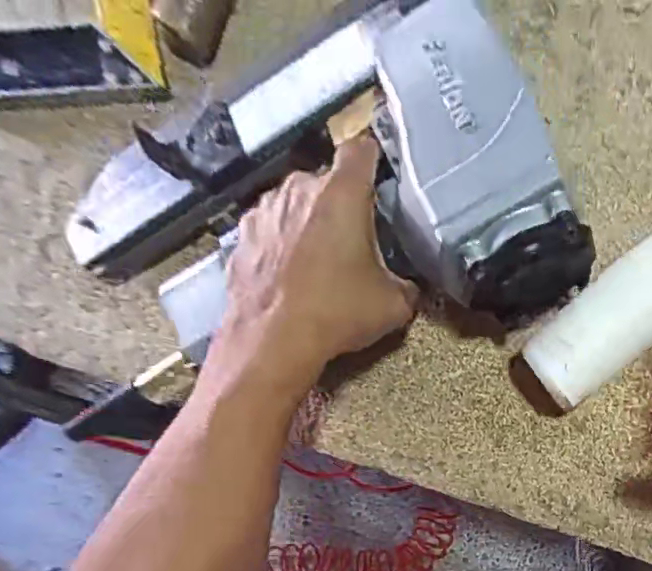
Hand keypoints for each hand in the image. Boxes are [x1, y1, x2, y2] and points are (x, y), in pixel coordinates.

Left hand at [205, 135, 418, 399]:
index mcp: (342, 195)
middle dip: (345, 204)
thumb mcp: (395, 306)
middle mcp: (300, 189)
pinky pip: (274, 228)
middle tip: (361, 240)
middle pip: (328, 181)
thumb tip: (407, 286)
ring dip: (313, 222)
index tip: (383, 176)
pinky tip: (298, 274)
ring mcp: (266, 208)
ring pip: (299, 203)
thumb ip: (407, 286)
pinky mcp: (244, 233)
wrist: (275, 338)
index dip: (375, 160)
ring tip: (328, 261)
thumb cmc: (337, 312)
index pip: (361, 150)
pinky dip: (287, 243)